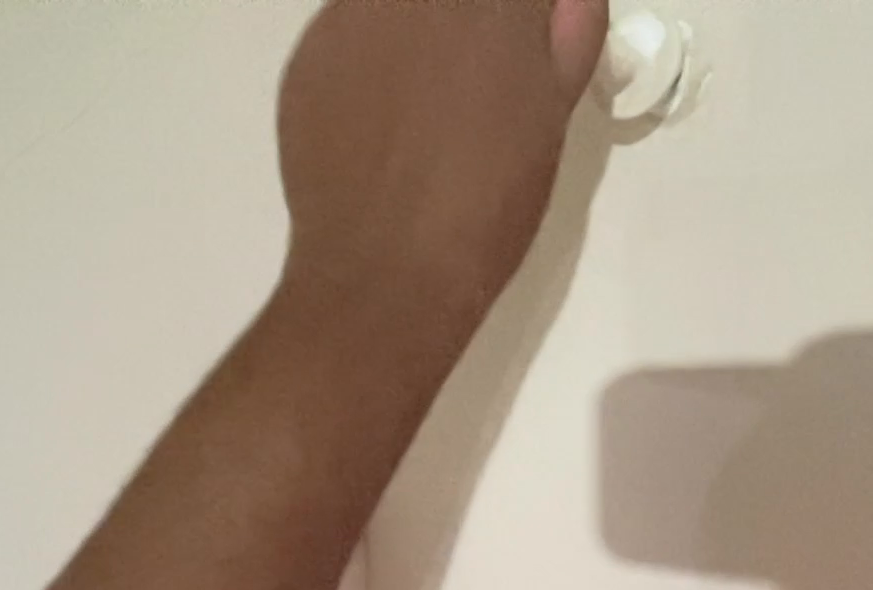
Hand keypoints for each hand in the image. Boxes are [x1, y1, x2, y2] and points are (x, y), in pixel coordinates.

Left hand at [275, 0, 607, 313]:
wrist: (386, 279)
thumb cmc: (481, 218)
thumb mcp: (546, 130)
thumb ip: (563, 48)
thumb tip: (566, 5)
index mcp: (498, 7)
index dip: (514, 28)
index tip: (509, 66)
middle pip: (445, 0)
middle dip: (455, 29)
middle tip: (457, 94)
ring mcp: (352, 21)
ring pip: (387, 11)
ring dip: (404, 41)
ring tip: (410, 116)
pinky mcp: (306, 64)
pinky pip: (340, 46)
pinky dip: (356, 77)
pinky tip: (369, 137)